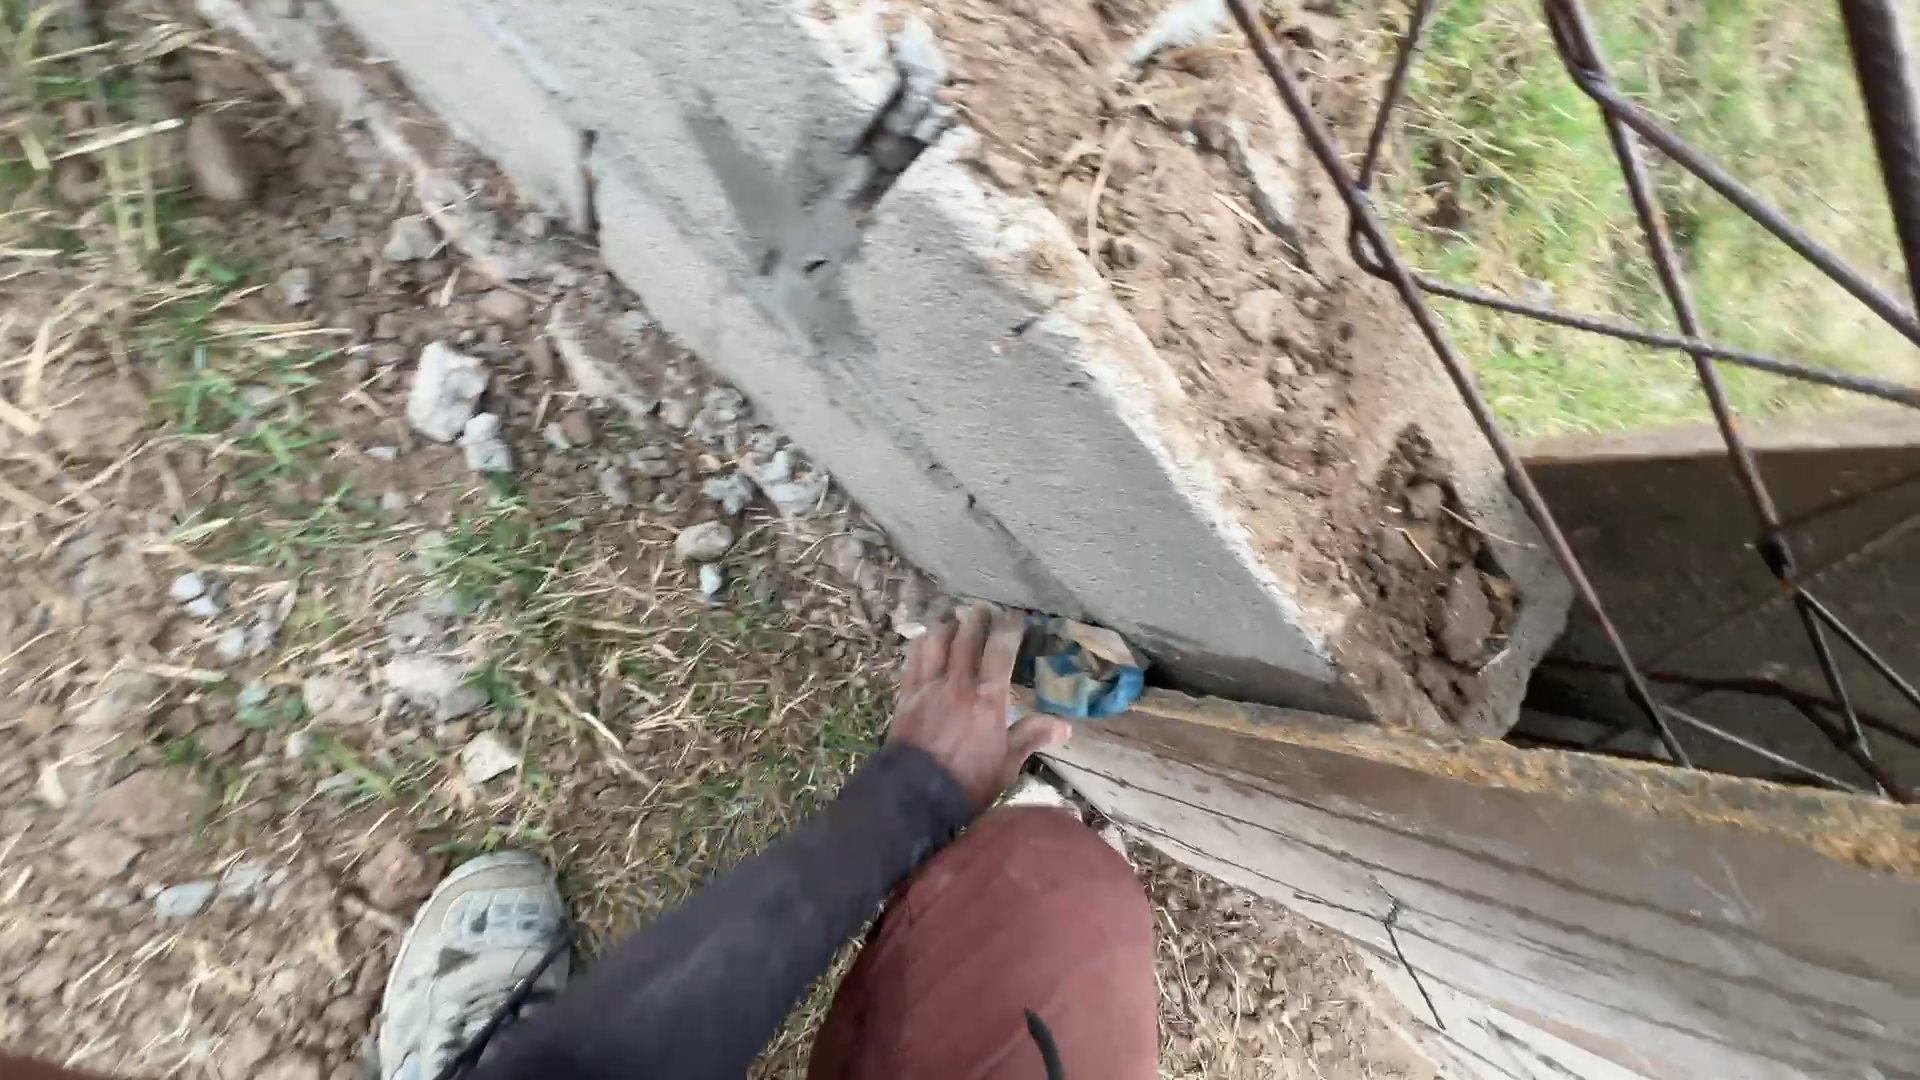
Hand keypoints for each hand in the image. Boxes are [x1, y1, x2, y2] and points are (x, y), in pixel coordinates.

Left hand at [887, 604, 1072, 813]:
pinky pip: (913, 659)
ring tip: (954, 616)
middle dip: (976, 619)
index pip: (1000, 651)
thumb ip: (1031, 737)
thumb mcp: (1007, 764)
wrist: (913, 794)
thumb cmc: (967, 782)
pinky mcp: (907, 695)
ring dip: (947, 625)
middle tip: (983, 609)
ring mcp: (929, 686)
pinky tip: (925, 638)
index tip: (1014, 617)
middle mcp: (958, 683)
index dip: (1008, 629)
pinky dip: (922, 643)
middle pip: (966, 638)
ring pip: (937, 641)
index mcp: (988, 698)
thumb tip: (1064, 726)